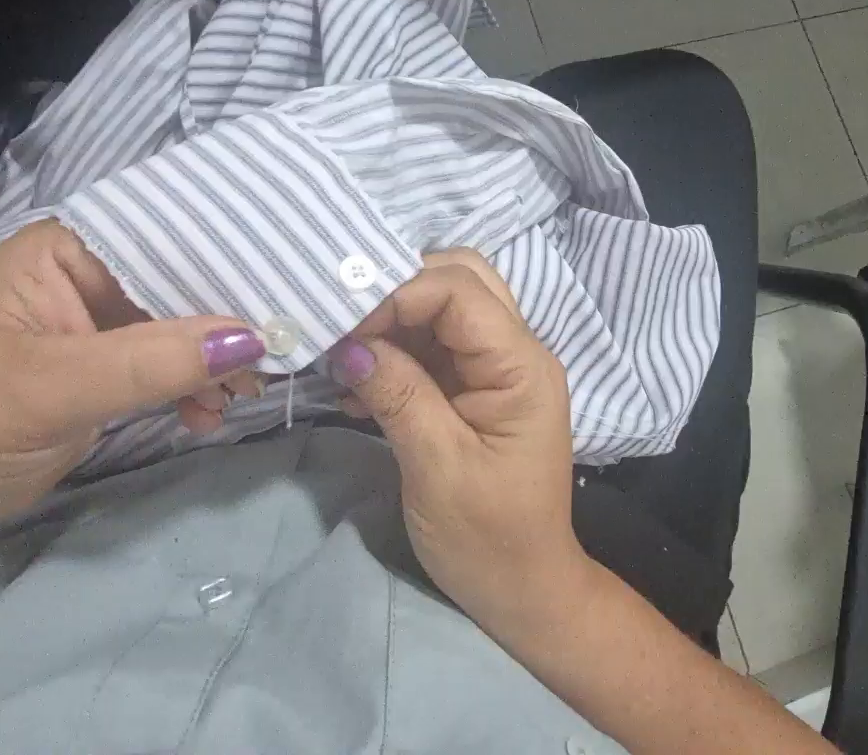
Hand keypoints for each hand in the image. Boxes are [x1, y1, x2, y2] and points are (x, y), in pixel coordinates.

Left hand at [0, 220, 264, 604]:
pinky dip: (193, 389)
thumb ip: (150, 362)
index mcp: (61, 253)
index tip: (290, 282)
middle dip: (229, 318)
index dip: (226, 260)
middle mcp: (82, 279)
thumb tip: (251, 337)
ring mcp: (92, 330)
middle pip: (179, 283)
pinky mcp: (99, 375)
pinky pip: (165, 369)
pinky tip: (210, 414)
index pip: (164, 238)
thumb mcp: (48, 394)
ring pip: (179, 330)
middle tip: (286, 348)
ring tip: (250, 393)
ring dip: (217, 360)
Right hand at [328, 251, 592, 632]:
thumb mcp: (438, 467)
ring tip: (343, 356)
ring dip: (391, 321)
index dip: (398, 293)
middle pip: (459, 279)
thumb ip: (398, 393)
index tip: (344, 327)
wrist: (524, 588)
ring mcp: (496, 367)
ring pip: (443, 306)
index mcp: (521, 366)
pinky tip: (358, 387)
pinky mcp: (475, 386)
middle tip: (344, 326)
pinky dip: (394, 351)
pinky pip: (433, 344)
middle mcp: (516, 351)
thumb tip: (348, 343)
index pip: (460, 290)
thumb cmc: (488, 538)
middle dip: (396, 292)